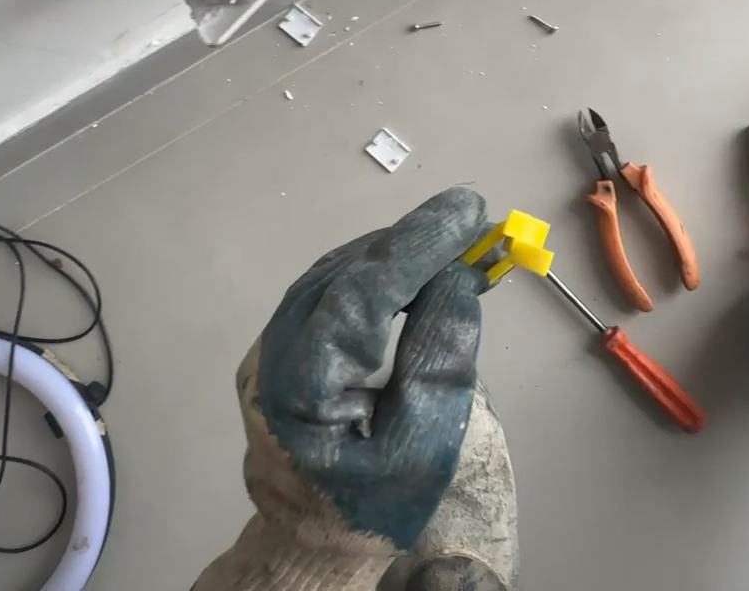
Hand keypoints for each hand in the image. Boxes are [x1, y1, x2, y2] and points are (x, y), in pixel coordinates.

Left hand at [196, 187, 495, 589]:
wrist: (310, 534)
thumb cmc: (369, 505)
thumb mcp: (418, 451)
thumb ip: (437, 363)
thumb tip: (458, 279)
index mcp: (302, 383)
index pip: (362, 291)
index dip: (416, 246)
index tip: (466, 213)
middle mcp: (277, 346)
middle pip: (350, 270)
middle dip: (415, 240)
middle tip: (473, 219)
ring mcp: (276, 337)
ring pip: (342, 270)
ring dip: (400, 251)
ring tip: (454, 239)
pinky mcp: (288, 336)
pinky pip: (338, 284)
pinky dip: (382, 268)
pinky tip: (416, 265)